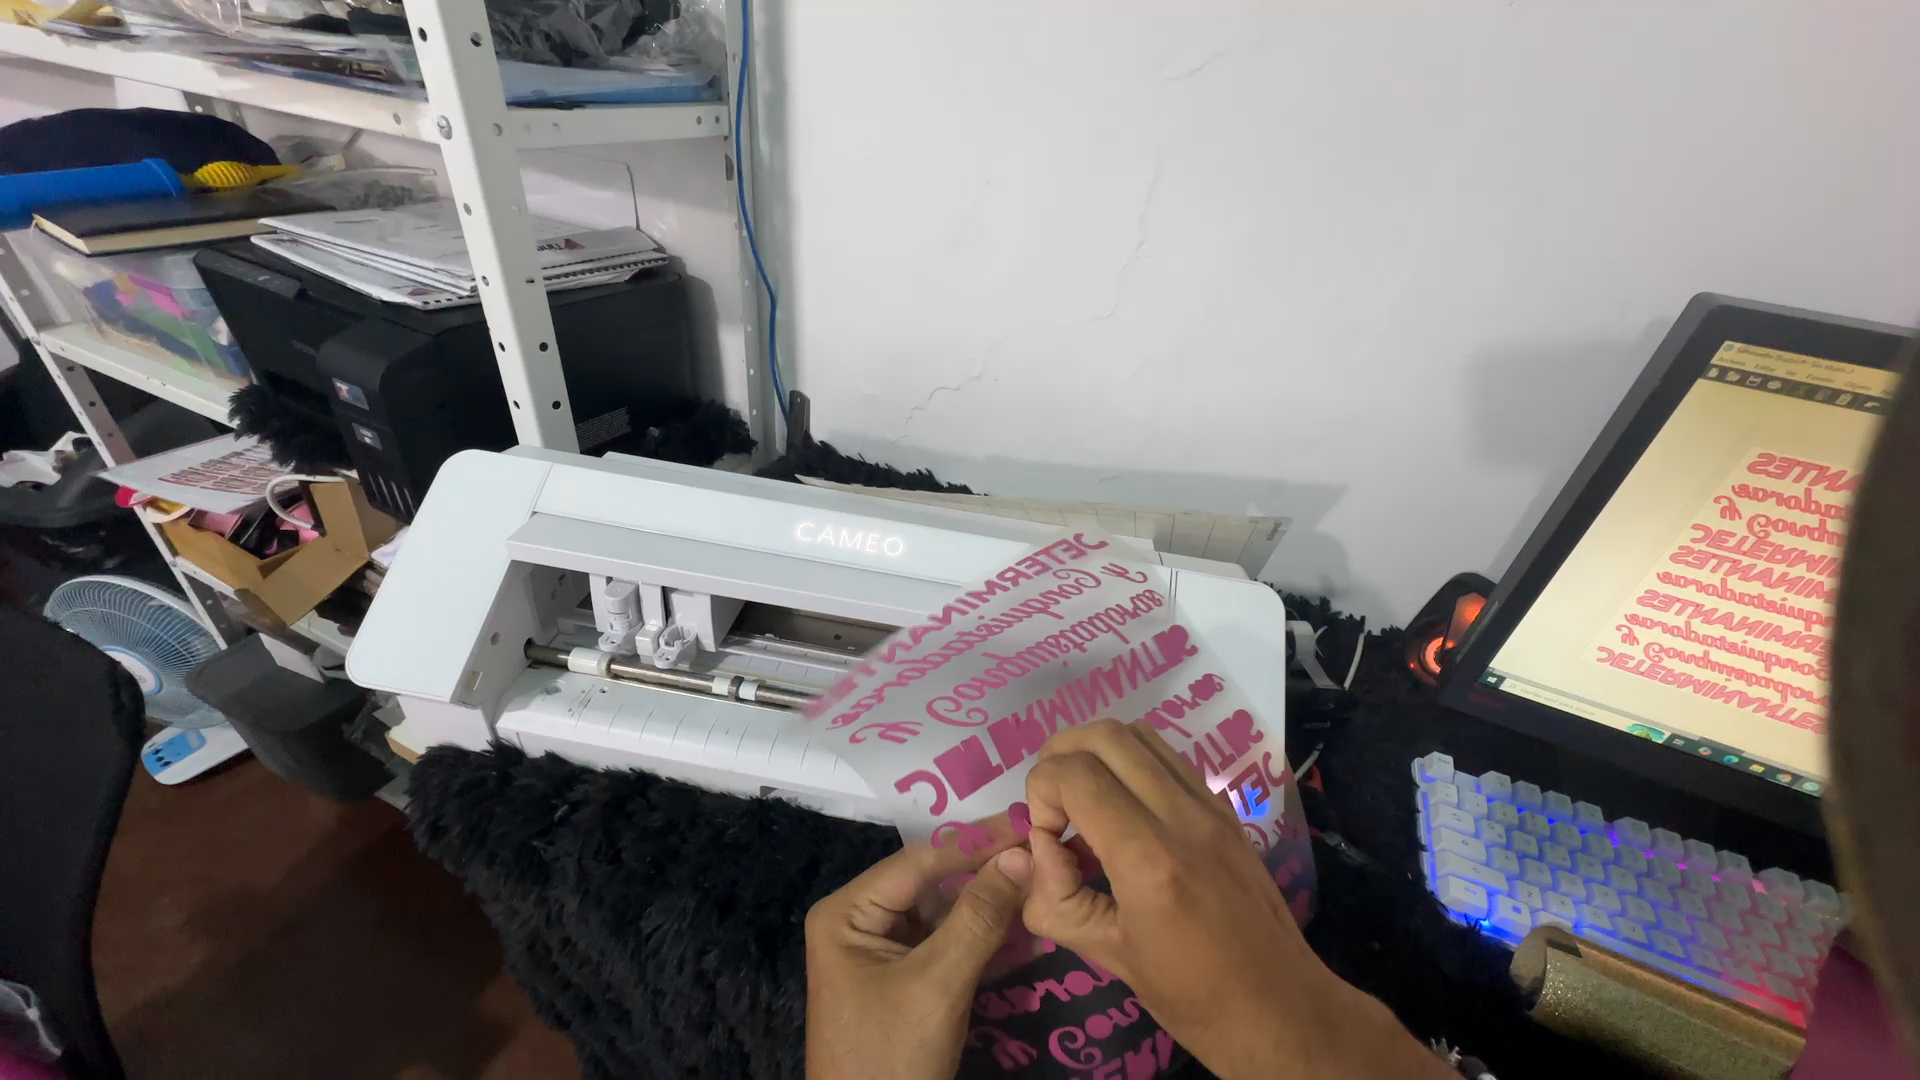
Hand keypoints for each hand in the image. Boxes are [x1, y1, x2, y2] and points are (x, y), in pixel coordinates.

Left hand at [805, 826, 1033, 1079]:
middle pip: (936, 884)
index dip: (977, 840)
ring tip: (1045, 882)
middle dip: (990, 873)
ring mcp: (887, 952)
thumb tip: (1022, 855)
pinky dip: (988, 941)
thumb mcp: (937, 984)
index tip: (1027, 820)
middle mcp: (863, 920)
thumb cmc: (891, 1057)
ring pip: (949, 914)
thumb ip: (979, 916)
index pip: (922, 860)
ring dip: (995, 906)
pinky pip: (952, 946)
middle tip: (1044, 850)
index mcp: (849, 911)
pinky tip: (1029, 929)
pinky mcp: (909, 981)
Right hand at [1022, 720, 1450, 1079]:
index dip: (1040, 793)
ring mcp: (1210, 804)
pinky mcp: (1224, 806)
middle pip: (1105, 735)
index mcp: (1150, 859)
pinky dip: (1130, 760)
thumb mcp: (1110, 956)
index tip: (1045, 838)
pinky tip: (1122, 806)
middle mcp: (1182, 815)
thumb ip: (1056, 899)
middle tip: (1053, 804)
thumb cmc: (1194, 996)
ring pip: (1138, 732)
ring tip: (1083, 798)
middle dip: (1060, 756)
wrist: (1284, 1011)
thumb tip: (1025, 852)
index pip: (1076, 776)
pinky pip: (1166, 755)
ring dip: (1096, 751)